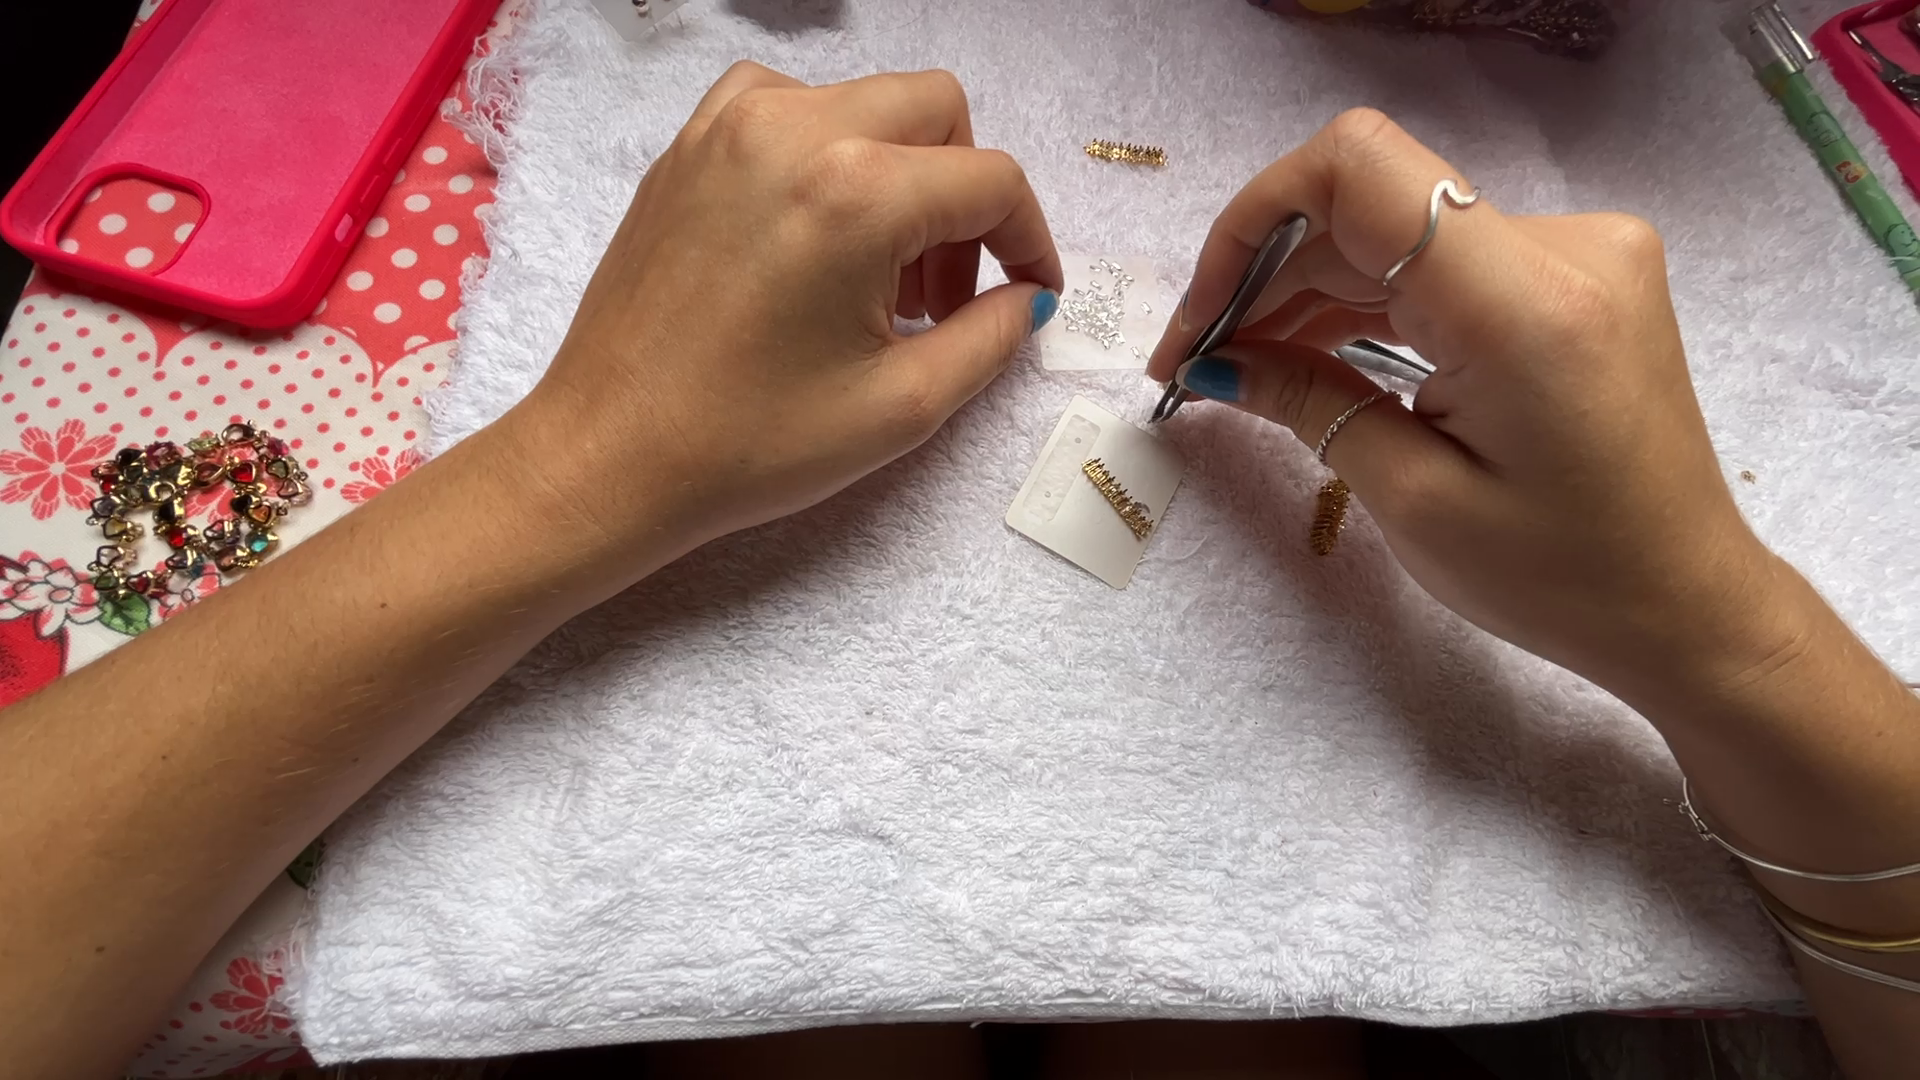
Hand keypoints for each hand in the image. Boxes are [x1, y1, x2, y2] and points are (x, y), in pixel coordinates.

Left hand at [516, 62, 1062, 570]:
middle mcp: (792, 125)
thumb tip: (1029, 298)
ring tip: (883, 282)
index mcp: (853, 192)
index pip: (990, 181)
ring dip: (905, 180)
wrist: (611, 457)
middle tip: (949, 295)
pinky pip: (798, 115)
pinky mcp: (691, 145)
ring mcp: (729, 123)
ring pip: (869, 106)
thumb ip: (990, 338)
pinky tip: (822, 246)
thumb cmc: (754, 446)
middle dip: (969, 201)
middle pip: (938, 114)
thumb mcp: (903, 406)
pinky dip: (838, 165)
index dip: (1031, 238)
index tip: (1034, 292)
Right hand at [1148, 109, 1782, 696]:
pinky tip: (1293, 356)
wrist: (1680, 602)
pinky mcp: (1552, 282)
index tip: (1200, 313)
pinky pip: (1419, 269)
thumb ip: (1307, 403)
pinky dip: (1344, 306)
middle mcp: (1554, 244)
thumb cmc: (1553, 576)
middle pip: (1357, 208)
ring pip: (1380, 237)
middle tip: (1190, 362)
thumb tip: (1213, 361)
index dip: (1253, 218)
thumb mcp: (1407, 494)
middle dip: (1254, 275)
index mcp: (1521, 301)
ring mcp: (1561, 256)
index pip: (1359, 171)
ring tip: (1228, 367)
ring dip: (1291, 294)